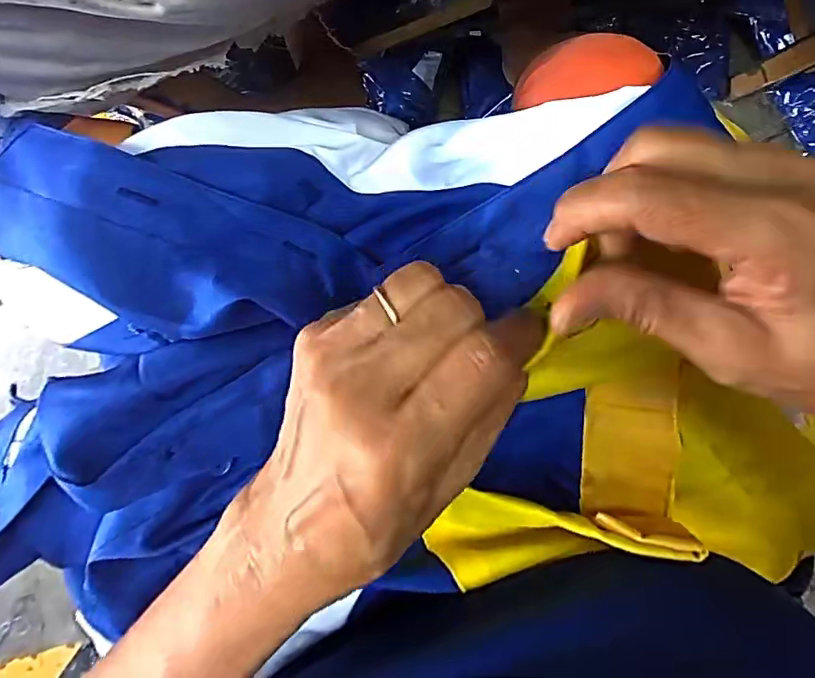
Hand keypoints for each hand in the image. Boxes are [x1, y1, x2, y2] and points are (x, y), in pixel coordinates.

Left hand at [219, 263, 543, 612]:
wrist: (284, 533)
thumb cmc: (382, 521)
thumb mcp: (457, 481)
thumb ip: (496, 405)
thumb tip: (522, 343)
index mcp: (398, 445)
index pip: (481, 357)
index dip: (519, 333)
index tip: (530, 332)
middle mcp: (359, 392)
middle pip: (455, 306)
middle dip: (482, 319)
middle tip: (477, 345)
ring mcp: (328, 357)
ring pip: (421, 281)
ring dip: (445, 304)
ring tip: (438, 337)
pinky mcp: (310, 336)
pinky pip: (387, 291)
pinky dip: (407, 308)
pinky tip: (396, 344)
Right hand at [542, 127, 814, 430]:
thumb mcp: (735, 356)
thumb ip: (648, 312)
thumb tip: (562, 304)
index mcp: (773, 229)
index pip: (652, 193)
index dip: (585, 210)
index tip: (550, 245)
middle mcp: (781, 173)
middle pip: (658, 147)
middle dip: (608, 193)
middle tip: (600, 257)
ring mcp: (790, 159)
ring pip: (678, 143)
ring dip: (636, 185)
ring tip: (635, 249)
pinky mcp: (790, 162)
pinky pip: (706, 154)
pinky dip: (670, 184)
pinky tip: (674, 232)